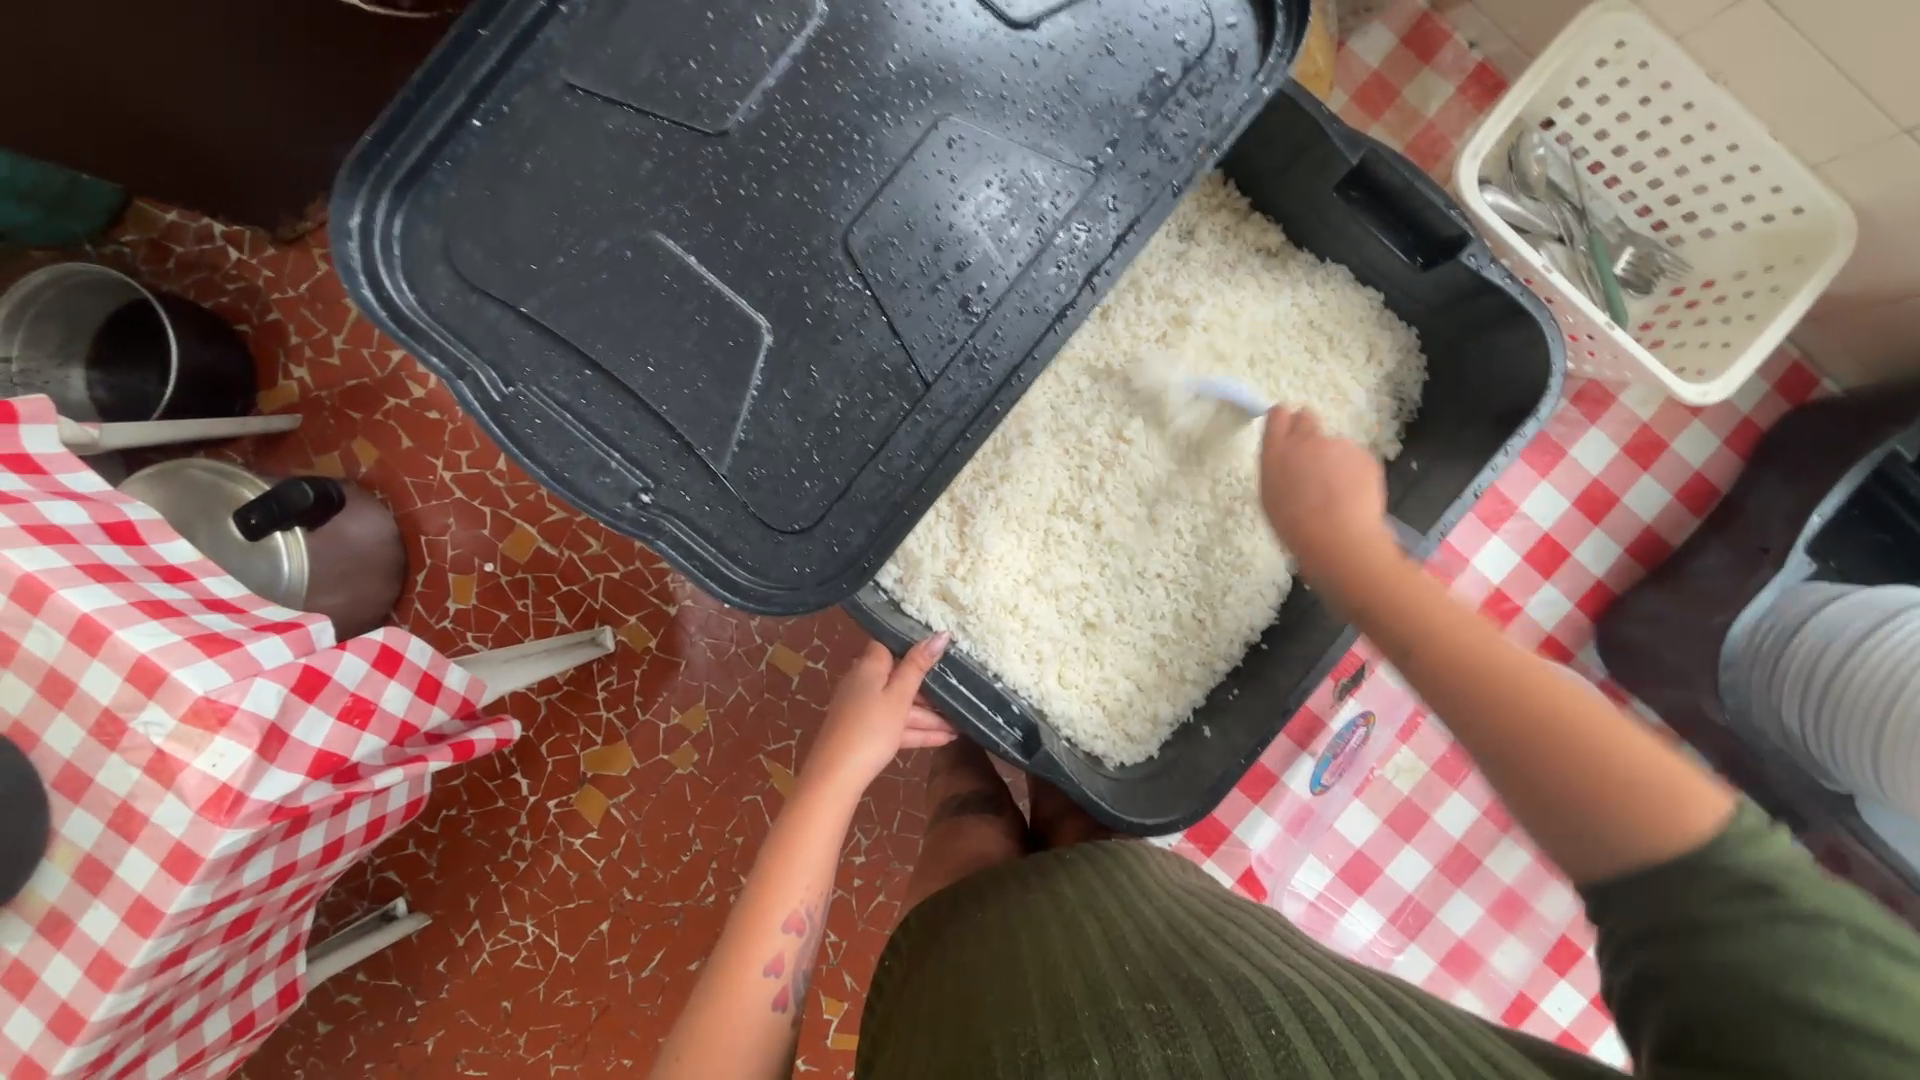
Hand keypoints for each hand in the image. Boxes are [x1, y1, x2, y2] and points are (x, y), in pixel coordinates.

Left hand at [801, 635, 957, 795]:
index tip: (941, 650)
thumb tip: (941, 634)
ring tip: (960, 725)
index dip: (913, 645)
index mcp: (869, 666)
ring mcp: (864, 708)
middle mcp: (864, 682)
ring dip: (929, 716)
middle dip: (930, 690)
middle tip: (959, 695)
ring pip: (900, 706)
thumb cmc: (870, 728)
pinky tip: (945, 739)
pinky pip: (895, 724)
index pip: (890, 645)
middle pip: (900, 679)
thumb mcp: (899, 695)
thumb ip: (919, 666)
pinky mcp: (866, 731)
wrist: (836, 775)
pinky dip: (917, 730)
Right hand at [1259, 407, 1395, 580]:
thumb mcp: (1270, 495)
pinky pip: (1355, 457)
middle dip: (1307, 429)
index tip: (1284, 427)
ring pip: (1333, 443)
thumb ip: (1278, 467)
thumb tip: (1287, 459)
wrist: (1338, 539)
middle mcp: (1306, 440)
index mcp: (1276, 451)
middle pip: (1306, 417)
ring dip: (1332, 457)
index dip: (1282, 419)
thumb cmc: (1294, 526)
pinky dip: (1353, 470)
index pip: (1277, 415)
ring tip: (1335, 489)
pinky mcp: (1363, 454)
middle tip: (1310, 456)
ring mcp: (1338, 444)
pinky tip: (1351, 494)